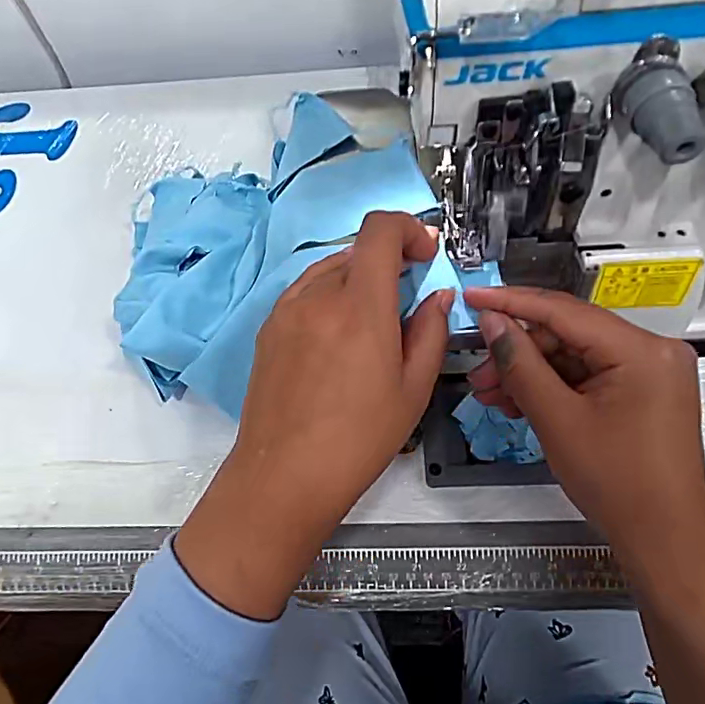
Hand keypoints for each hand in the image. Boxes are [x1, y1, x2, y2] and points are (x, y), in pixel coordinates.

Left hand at [176, 211, 453, 618]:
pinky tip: (337, 338)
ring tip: (370, 325)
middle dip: (389, 263)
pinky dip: (329, 296)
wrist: (285, 475)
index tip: (424, 253)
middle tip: (405, 301)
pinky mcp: (268, 328)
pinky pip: (305, 292)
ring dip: (357, 279)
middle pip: (358, 250)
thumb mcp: (413, 389)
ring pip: (330, 269)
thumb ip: (430, 331)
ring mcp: (286, 310)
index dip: (409, 228)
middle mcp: (317, 296)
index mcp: (359, 306)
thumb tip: (436, 296)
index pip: (380, 230)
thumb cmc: (358, 438)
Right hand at [462, 286, 704, 549]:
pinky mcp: (642, 392)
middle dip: (518, 351)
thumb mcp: (558, 419)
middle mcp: (654, 352)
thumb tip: (494, 323)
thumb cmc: (620, 485)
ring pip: (574, 356)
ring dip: (531, 372)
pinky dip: (553, 387)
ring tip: (491, 391)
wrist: (663, 540)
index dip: (512, 302)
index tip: (475, 296)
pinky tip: (519, 400)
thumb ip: (521, 363)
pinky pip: (587, 376)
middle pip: (568, 334)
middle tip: (479, 369)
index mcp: (642, 351)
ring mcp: (650, 373)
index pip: (564, 311)